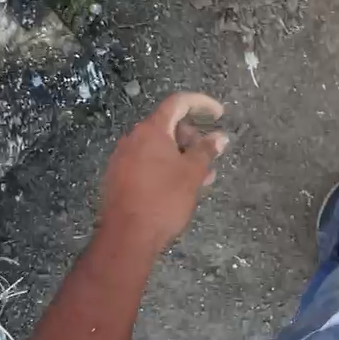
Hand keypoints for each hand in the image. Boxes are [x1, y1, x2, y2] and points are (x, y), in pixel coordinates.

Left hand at [99, 93, 229, 254]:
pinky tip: (180, 187)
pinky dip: (166, 166)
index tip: (219, 114)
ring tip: (202, 178)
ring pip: (158, 147)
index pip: (178, 102)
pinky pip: (147, 162)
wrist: (127, 236)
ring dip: (181, 156)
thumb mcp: (192, 174)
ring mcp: (123, 157)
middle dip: (192, 137)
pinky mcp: (119, 177)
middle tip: (209, 157)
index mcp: (151, 130)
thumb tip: (220, 137)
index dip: (201, 103)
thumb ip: (206, 151)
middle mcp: (134, 138)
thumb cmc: (163, 199)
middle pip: (168, 125)